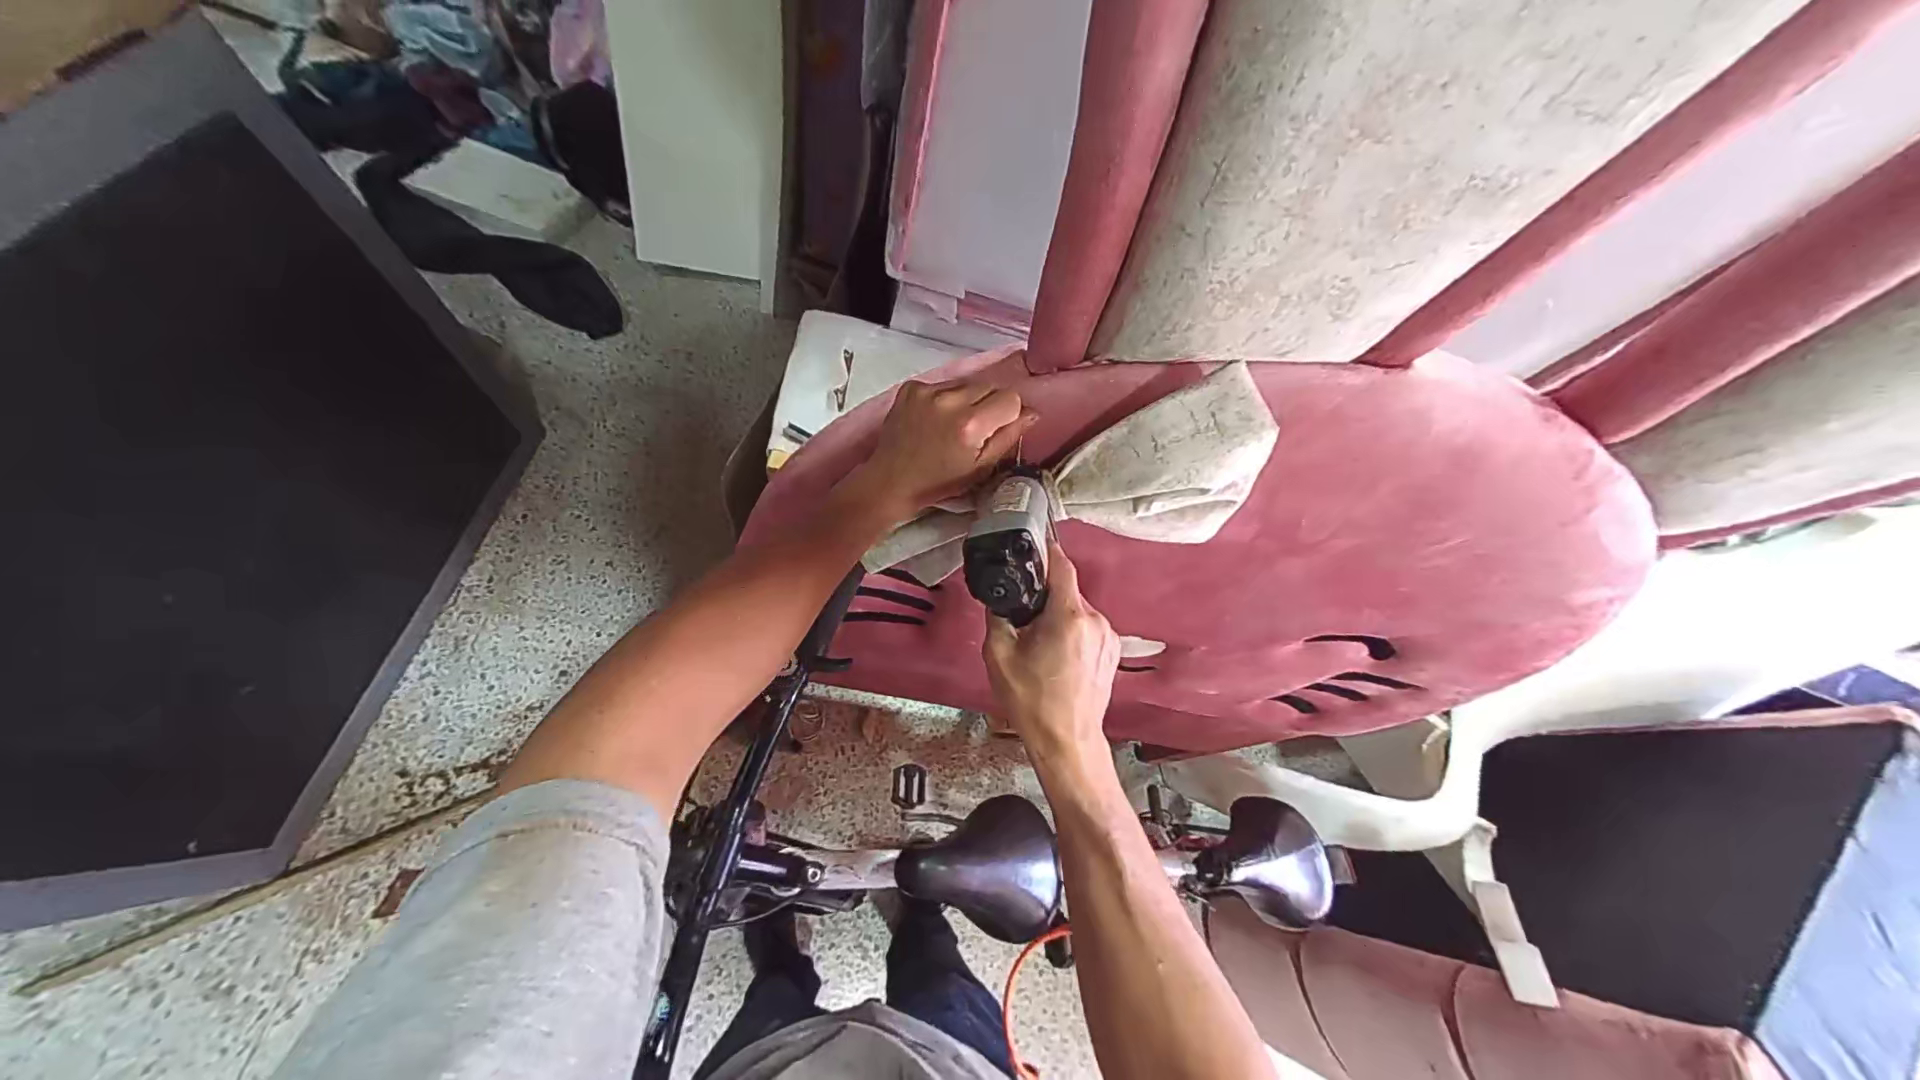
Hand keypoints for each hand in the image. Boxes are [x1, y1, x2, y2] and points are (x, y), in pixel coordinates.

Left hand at [847, 372, 1036, 520]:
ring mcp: (928, 391)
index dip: (1009, 414)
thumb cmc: (939, 482)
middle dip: (990, 405)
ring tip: (952, 425)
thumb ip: (1009, 437)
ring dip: (968, 400)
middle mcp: (950, 400)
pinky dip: (945, 398)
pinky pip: (944, 384)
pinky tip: (934, 419)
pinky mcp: (912, 387)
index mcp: (970, 424)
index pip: (1011, 398)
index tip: (997, 429)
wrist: (891, 481)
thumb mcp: (981, 468)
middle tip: (975, 429)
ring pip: (967, 383)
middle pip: (990, 386)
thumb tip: (1032, 412)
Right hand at [982, 541, 1119, 764]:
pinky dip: (1071, 630)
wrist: (1067, 740)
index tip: (1035, 542)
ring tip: (1038, 642)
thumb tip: (1001, 599)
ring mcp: (1108, 637)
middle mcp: (1096, 621)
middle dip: (1045, 595)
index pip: (1062, 566)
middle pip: (1067, 590)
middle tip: (1023, 614)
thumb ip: (999, 617)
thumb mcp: (999, 655)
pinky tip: (1055, 655)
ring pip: (1077, 609)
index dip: (1047, 550)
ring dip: (1058, 615)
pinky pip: (1088, 627)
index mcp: (1069, 617)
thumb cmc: (1034, 702)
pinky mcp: (1112, 651)